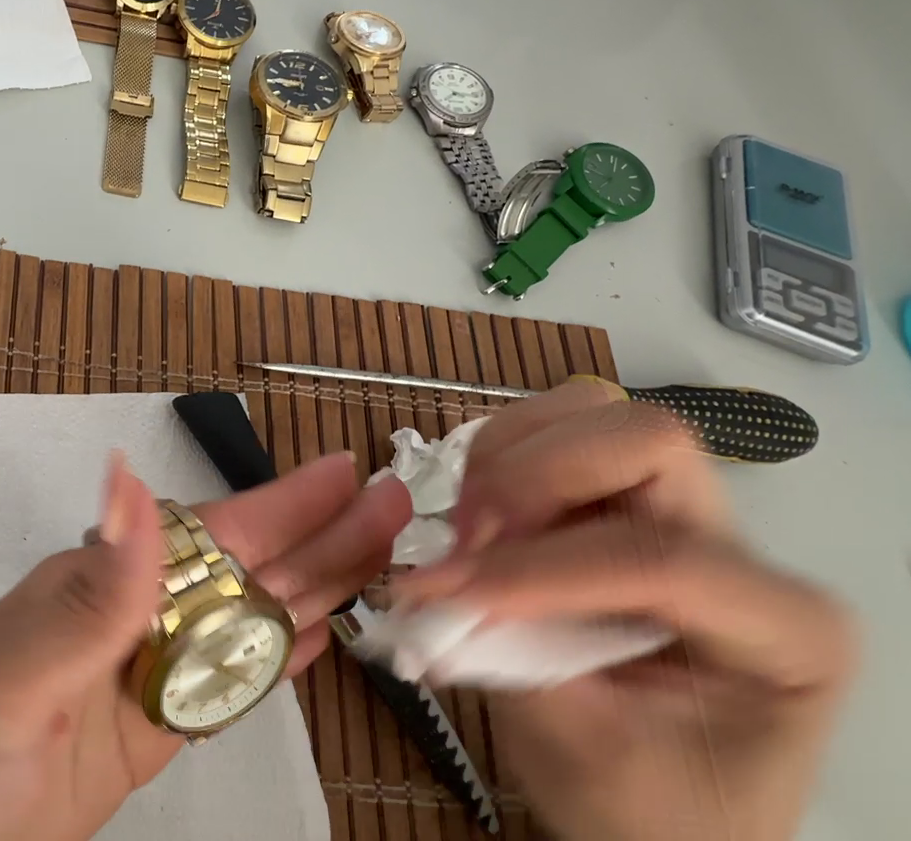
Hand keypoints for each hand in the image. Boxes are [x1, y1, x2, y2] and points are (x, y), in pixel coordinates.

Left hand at [0, 451, 409, 840]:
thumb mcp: (15, 673)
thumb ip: (88, 592)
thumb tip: (126, 479)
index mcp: (93, 587)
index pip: (202, 536)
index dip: (275, 508)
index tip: (341, 475)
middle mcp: (125, 617)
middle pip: (235, 571)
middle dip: (314, 537)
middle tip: (392, 505)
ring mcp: (142, 674)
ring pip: (241, 622)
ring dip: (311, 587)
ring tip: (379, 559)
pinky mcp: (151, 730)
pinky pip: (225, 686)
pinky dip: (275, 658)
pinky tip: (318, 634)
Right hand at [395, 378, 856, 840]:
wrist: (658, 807)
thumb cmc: (644, 803)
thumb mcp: (584, 756)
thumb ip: (512, 663)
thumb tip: (431, 591)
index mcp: (783, 629)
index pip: (661, 558)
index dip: (539, 569)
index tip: (442, 593)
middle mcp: (740, 549)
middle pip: (643, 441)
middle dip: (535, 478)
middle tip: (471, 538)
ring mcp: (676, 514)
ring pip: (592, 413)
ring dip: (507, 458)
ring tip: (469, 528)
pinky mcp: (613, 503)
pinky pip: (551, 431)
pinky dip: (494, 457)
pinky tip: (477, 518)